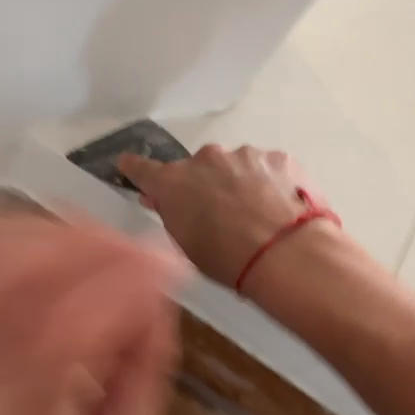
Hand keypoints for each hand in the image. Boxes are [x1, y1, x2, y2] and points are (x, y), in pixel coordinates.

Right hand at [117, 145, 331, 287]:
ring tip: (258, 215)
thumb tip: (164, 201)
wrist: (288, 255)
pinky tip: (281, 207)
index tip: (126, 164)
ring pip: (235, 166)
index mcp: (174, 182)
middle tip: (218, 213)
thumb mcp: (186, 245)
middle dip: (203, 185)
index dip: (134, 169)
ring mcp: (245, 154)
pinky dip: (270, 184)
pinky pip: (267, 169)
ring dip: (239, 183)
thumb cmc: (227, 260)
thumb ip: (173, 215)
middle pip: (198, 169)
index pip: (143, 169)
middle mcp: (206, 159)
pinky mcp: (279, 158)